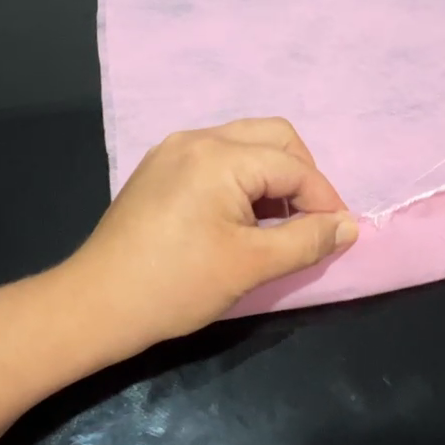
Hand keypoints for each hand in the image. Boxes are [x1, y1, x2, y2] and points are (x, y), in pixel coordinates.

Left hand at [61, 118, 357, 351]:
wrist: (96, 305)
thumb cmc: (176, 285)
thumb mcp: (251, 265)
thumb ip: (307, 241)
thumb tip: (349, 226)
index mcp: (219, 156)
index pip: (292, 166)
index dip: (324, 199)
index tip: (338, 235)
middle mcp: (196, 139)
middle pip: (273, 138)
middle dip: (302, 176)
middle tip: (310, 221)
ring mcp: (173, 151)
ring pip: (246, 144)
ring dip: (273, 177)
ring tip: (280, 224)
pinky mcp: (160, 169)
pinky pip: (218, 157)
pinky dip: (244, 179)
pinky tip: (244, 218)